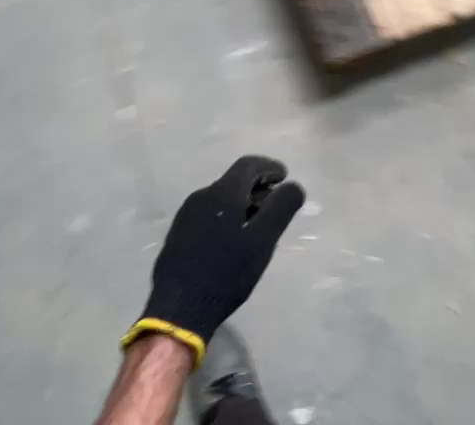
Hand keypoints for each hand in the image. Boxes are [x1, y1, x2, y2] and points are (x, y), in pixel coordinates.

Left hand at [124, 155, 305, 364]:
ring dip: (243, 202)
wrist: (179, 308)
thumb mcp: (261, 241)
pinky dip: (228, 215)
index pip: (248, 164)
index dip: (269, 167)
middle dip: (258, 187)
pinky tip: (234, 239)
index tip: (285, 177)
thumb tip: (294, 186)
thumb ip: (280, 209)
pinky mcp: (179, 233)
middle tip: (276, 203)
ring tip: (259, 223)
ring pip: (221, 198)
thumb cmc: (226, 272)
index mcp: (221, 193)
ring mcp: (187, 214)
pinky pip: (209, 213)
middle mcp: (201, 196)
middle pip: (234, 180)